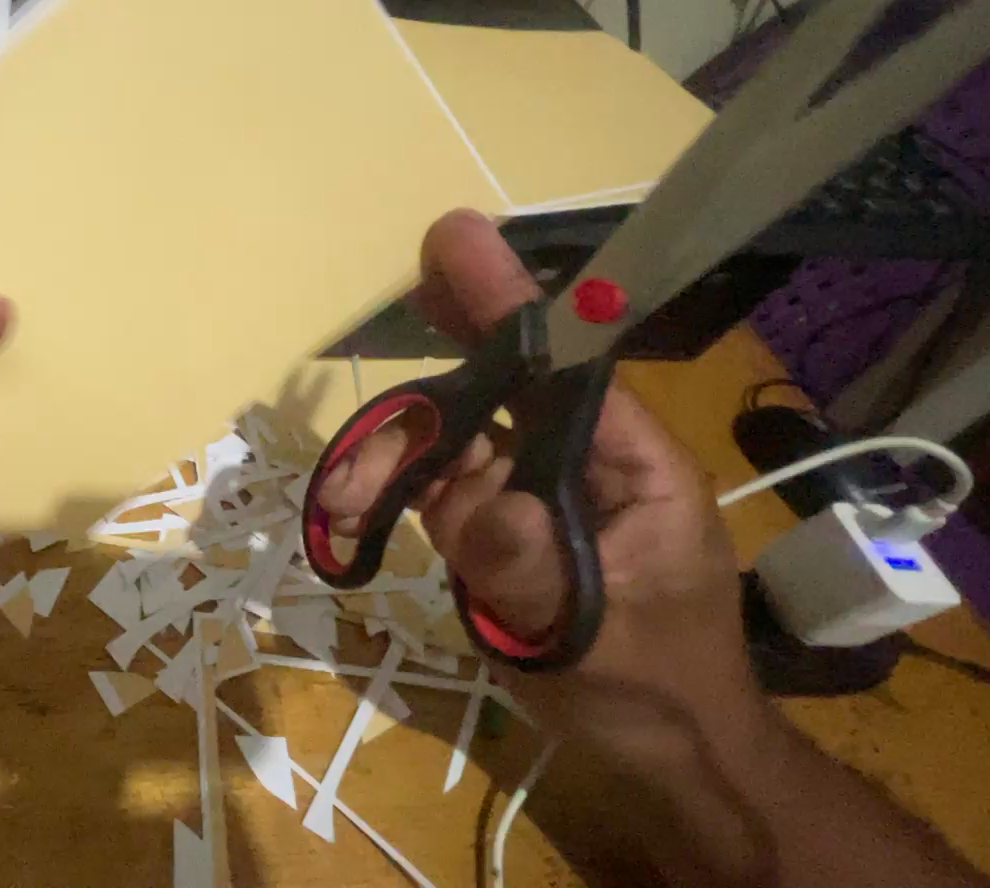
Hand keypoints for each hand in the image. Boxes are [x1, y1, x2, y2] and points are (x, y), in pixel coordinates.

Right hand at [317, 211, 769, 762]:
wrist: (648, 746)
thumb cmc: (649, 682)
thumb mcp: (599, 636)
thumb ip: (535, 569)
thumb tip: (485, 504)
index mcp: (626, 463)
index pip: (562, 367)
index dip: (508, 302)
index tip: (452, 244)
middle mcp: (568, 459)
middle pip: (489, 388)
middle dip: (431, 365)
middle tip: (388, 312)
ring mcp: (518, 488)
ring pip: (441, 441)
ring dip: (386, 458)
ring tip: (340, 499)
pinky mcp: (481, 518)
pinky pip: (423, 484)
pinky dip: (380, 489)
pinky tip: (345, 511)